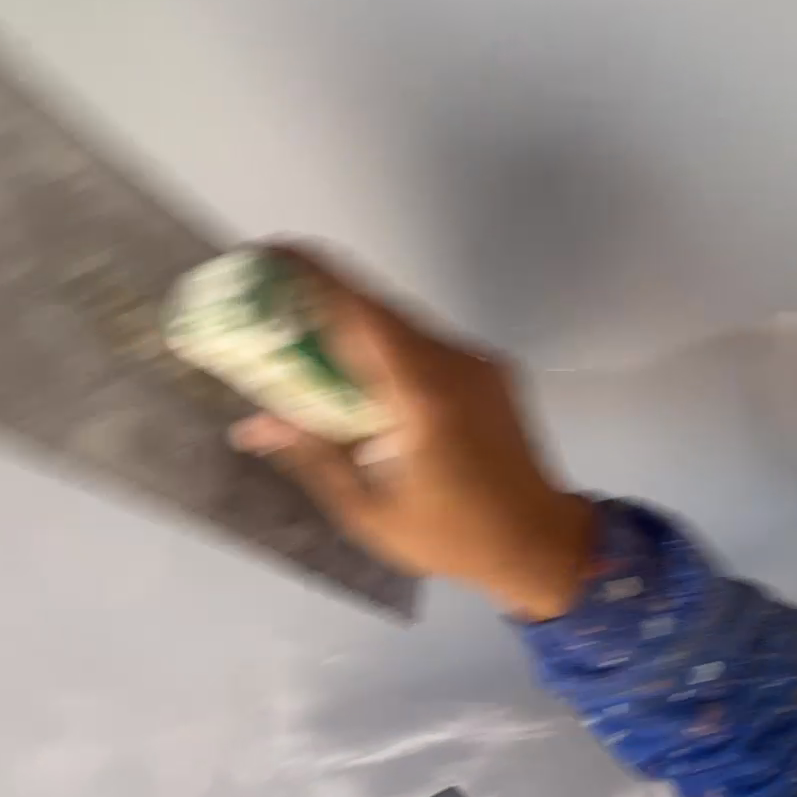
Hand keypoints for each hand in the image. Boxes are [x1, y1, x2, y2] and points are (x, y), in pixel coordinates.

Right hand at [229, 244, 595, 620]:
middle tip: (277, 304)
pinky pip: (429, 345)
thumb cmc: (452, 538)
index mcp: (423, 398)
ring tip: (314, 340)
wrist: (541, 543)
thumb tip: (255, 425)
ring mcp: (480, 364)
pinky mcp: (493, 372)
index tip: (271, 254)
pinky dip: (389, 348)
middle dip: (325, 298)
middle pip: (380, 310)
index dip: (313, 276)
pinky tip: (369, 375)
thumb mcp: (370, 510)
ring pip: (405, 326)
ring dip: (357, 326)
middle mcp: (456, 365)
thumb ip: (314, 458)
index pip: (361, 314)